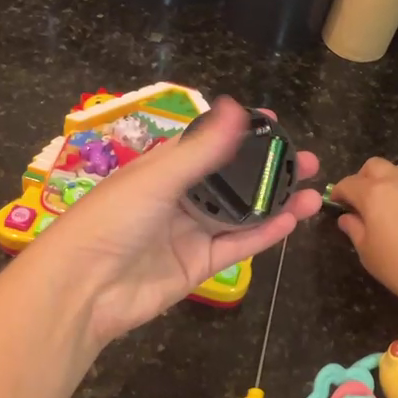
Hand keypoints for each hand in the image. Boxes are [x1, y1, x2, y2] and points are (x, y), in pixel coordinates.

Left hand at [23, 98, 320, 345]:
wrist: (84, 289)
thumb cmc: (114, 219)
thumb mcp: (158, 177)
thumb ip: (203, 148)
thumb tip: (238, 107)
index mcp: (165, 168)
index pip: (211, 144)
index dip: (243, 134)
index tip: (276, 124)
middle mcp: (181, 197)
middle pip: (235, 180)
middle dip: (270, 170)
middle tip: (307, 160)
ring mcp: (192, 233)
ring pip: (243, 213)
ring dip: (277, 201)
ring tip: (313, 190)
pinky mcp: (201, 265)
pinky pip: (240, 245)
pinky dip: (266, 233)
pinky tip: (293, 218)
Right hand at [329, 157, 397, 308]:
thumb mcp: (368, 252)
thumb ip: (355, 230)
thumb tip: (347, 217)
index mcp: (374, 193)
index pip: (349, 183)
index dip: (338, 192)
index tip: (336, 203)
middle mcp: (397, 181)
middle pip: (374, 166)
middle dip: (362, 178)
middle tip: (360, 201)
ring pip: (397, 171)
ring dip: (386, 181)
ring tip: (385, 206)